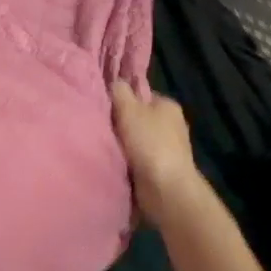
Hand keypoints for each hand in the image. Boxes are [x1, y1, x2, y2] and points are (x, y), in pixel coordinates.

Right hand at [110, 81, 205, 222]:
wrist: (165, 188)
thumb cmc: (149, 142)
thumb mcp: (129, 109)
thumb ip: (119, 92)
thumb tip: (115, 82)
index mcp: (167, 105)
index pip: (140, 94)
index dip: (122, 98)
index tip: (104, 106)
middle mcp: (171, 124)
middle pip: (138, 117)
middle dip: (120, 123)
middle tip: (99, 125)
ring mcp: (167, 148)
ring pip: (136, 139)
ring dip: (122, 144)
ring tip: (102, 145)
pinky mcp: (161, 168)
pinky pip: (138, 158)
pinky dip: (127, 160)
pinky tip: (114, 161)